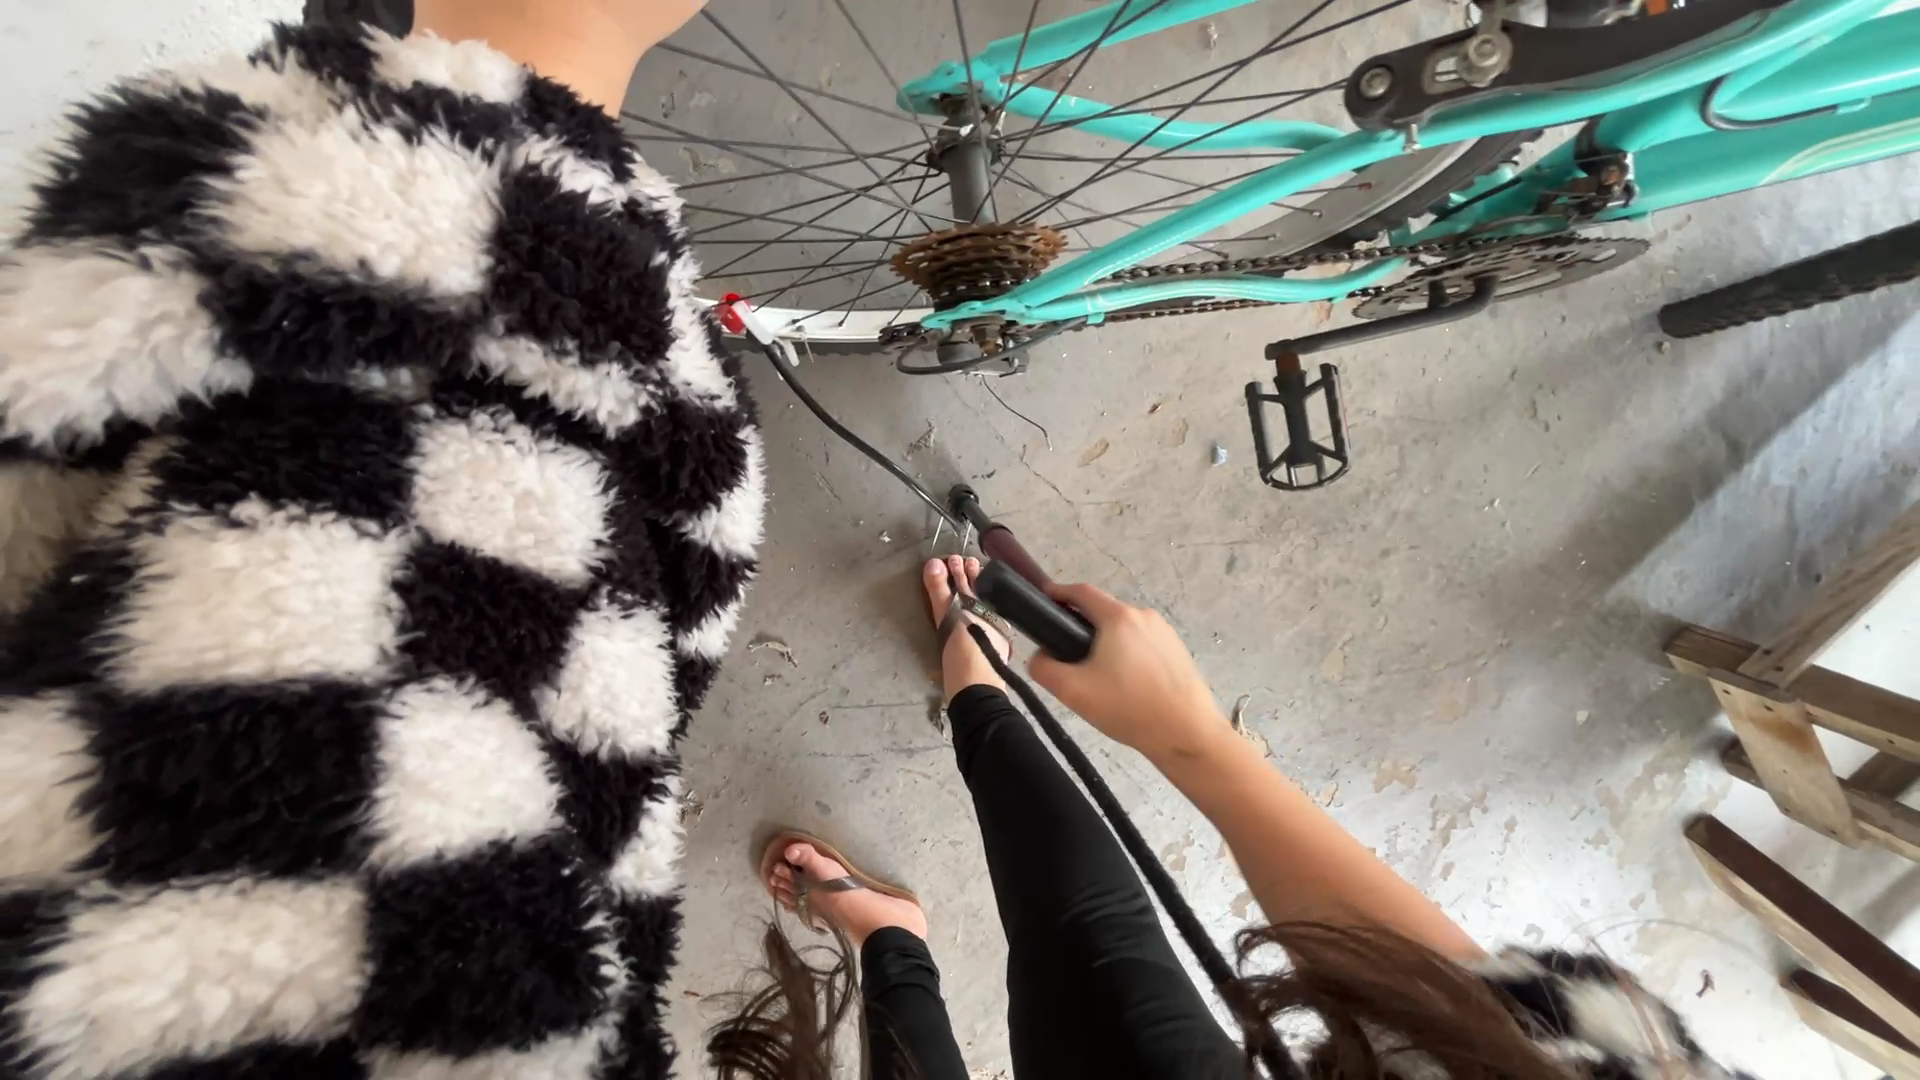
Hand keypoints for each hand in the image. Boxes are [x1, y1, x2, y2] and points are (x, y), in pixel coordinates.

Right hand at [1027, 583, 1227, 761]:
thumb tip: (1040, 655)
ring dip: (1106, 643)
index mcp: (1118, 617)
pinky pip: (1142, 643)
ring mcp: (1164, 632)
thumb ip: (1043, 668)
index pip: (1081, 592)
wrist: (1187, 734)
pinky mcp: (1177, 650)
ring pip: (1123, 629)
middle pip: (1103, 611)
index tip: (1043, 599)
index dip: (1058, 592)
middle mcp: (1143, 616)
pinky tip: (1126, 684)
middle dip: (1081, 626)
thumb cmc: (1128, 708)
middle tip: (1067, 655)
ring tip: (1097, 677)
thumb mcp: (1073, 692)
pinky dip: (1127, 654)